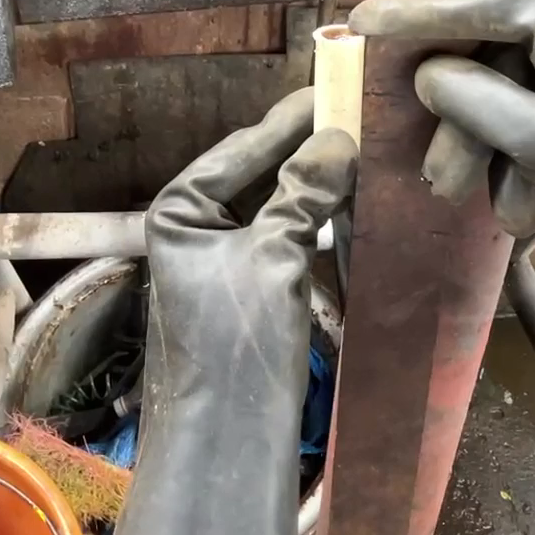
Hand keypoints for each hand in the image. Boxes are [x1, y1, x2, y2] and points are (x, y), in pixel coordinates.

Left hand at [114, 88, 354, 534]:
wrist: (228, 441)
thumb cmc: (236, 343)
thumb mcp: (274, 258)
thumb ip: (302, 193)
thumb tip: (339, 137)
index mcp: (178, 208)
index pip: (242, 148)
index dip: (288, 121)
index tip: (330, 92)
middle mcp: (192, 224)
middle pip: (255, 172)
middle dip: (302, 149)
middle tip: (351, 116)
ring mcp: (218, 254)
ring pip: (271, 201)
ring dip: (310, 181)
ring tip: (356, 149)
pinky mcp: (245, 282)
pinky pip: (280, 232)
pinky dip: (310, 216)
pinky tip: (343, 199)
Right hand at [350, 0, 534, 481]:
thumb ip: (486, 108)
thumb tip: (428, 76)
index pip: (471, 10)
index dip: (409, 19)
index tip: (357, 22)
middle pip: (480, 73)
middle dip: (465, 135)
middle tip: (444, 184)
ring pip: (502, 114)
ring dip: (502, 168)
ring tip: (517, 215)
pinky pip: (530, 136)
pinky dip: (533, 175)